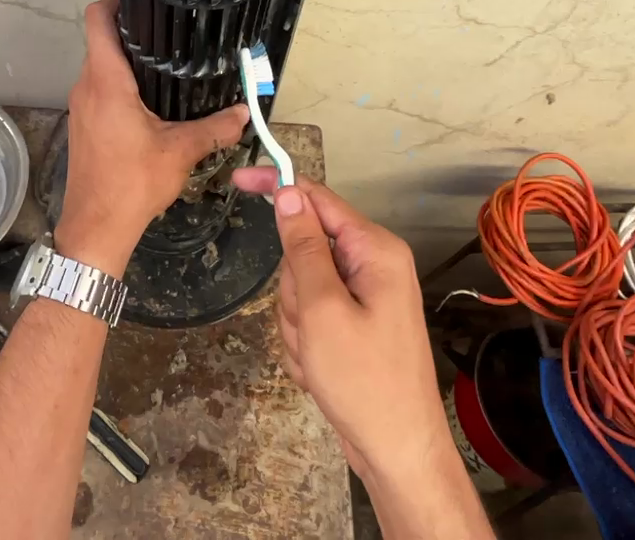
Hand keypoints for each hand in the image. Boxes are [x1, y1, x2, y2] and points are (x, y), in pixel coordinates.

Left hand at [57, 0, 248, 276]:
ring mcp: (80, 107)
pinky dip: (118, 84)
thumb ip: (214, 128)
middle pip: (99, 41)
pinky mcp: (82, 125)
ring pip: (98, 67)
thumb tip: (245, 113)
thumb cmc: (133, 183)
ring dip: (124, 60)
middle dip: (129, 31)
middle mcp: (86, 87)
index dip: (115, 1)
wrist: (96, 228)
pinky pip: (97, 89)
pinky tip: (148, 98)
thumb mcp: (180, 152)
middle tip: (167, 31)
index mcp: (106, 82)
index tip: (142, 0)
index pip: (97, 20)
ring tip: (162, 61)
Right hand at [233, 168, 490, 538]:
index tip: (237, 179)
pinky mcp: (355, 322)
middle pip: (304, 248)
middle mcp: (373, 264)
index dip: (277, 185)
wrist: (397, 453)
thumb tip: (289, 192)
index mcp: (374, 249)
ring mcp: (365, 295)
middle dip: (293, 289)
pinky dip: (305, 340)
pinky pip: (310, 314)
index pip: (316, 197)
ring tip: (317, 356)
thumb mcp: (322, 309)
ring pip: (301, 285)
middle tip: (309, 327)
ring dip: (297, 321)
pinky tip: (321, 370)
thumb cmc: (363, 381)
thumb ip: (303, 247)